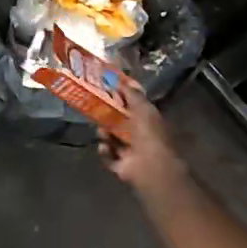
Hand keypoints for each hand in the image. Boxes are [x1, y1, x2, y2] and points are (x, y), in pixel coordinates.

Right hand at [98, 78, 188, 203]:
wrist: (149, 165)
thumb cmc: (149, 134)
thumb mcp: (143, 108)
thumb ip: (132, 95)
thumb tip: (121, 81)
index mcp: (150, 122)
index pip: (133, 108)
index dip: (121, 101)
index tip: (106, 93)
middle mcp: (141, 137)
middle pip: (120, 124)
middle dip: (108, 118)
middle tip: (97, 111)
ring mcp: (131, 152)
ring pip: (112, 139)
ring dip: (104, 134)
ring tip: (102, 131)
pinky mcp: (120, 166)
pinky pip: (108, 155)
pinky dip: (105, 150)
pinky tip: (105, 146)